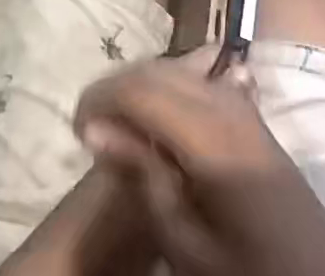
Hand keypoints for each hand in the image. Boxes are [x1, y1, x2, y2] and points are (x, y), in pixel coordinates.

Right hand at [75, 50, 313, 275]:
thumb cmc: (246, 269)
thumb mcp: (185, 242)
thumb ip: (142, 176)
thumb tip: (96, 128)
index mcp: (209, 134)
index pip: (142, 87)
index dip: (101, 97)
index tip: (74, 128)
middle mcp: (226, 103)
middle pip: (159, 70)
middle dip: (117, 87)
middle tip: (89, 127)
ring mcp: (242, 104)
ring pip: (178, 69)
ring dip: (141, 86)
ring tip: (115, 124)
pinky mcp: (250, 113)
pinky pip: (199, 82)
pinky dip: (167, 90)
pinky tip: (155, 121)